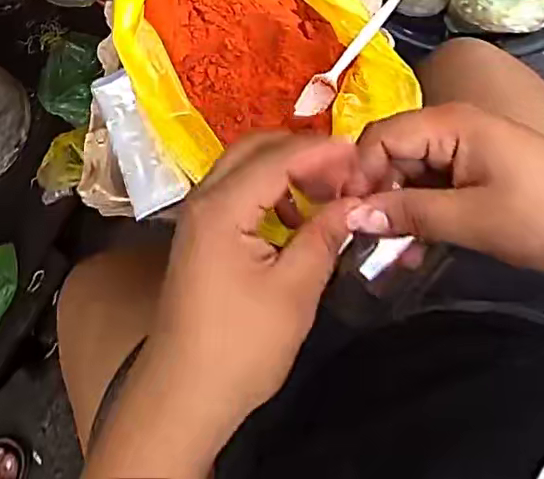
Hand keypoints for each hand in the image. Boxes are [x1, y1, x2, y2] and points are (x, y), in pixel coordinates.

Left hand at [133, 134, 366, 435]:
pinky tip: (297, 218)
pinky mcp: (202, 231)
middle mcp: (204, 197)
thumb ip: (325, 236)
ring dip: (286, 168)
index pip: (277, 157)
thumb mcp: (294, 292)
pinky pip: (238, 189)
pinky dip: (270, 190)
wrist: (182, 396)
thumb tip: (357, 202)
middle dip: (303, 152)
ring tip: (328, 191)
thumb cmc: (239, 348)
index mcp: (222, 207)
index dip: (322, 152)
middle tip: (345, 171)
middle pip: (257, 148)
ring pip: (246, 166)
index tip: (361, 156)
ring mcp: (199, 213)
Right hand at [350, 103, 543, 278]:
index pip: (380, 137)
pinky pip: (434, 183)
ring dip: (399, 208)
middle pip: (392, 151)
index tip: (349, 219)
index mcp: (450, 122)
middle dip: (377, 194)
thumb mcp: (475, 221)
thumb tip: (351, 214)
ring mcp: (467, 146)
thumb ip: (410, 214)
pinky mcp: (478, 168)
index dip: (359, 176)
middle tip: (368, 242)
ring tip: (393, 253)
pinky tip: (417, 246)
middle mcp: (452, 125)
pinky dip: (422, 211)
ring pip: (411, 171)